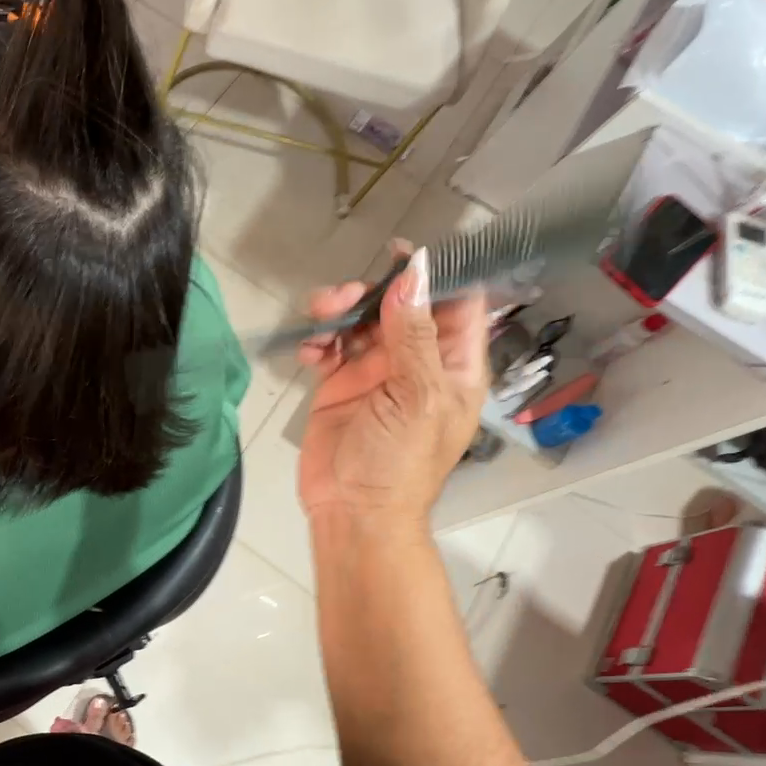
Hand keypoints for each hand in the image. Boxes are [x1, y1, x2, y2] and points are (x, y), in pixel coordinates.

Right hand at [297, 241, 488, 525]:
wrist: (352, 511)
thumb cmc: (399, 462)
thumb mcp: (417, 395)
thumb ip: (413, 334)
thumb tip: (412, 274)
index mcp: (453, 365)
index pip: (457, 304)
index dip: (436, 275)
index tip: (403, 254)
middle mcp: (417, 363)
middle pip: (400, 306)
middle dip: (373, 292)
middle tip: (343, 296)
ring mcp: (375, 374)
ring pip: (361, 322)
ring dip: (339, 312)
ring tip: (319, 316)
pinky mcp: (338, 385)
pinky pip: (330, 348)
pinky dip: (318, 341)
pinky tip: (308, 350)